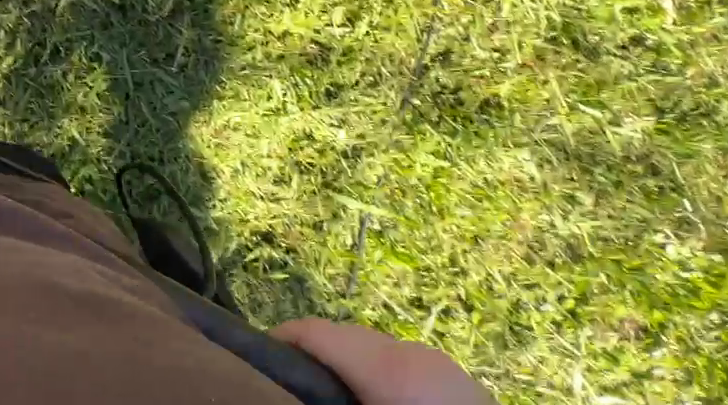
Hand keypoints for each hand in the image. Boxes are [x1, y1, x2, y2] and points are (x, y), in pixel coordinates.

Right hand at [271, 319, 495, 404]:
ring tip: (339, 393)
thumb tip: (288, 389)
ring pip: (379, 349)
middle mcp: (411, 353)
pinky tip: (384, 400)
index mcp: (384, 366)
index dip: (280, 339)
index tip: (260, 358)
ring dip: (354, 365)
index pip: (313, 330)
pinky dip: (388, 378)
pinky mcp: (467, 384)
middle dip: (317, 353)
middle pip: (345, 335)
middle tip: (297, 382)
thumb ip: (323, 396)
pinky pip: (411, 367)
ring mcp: (443, 366)